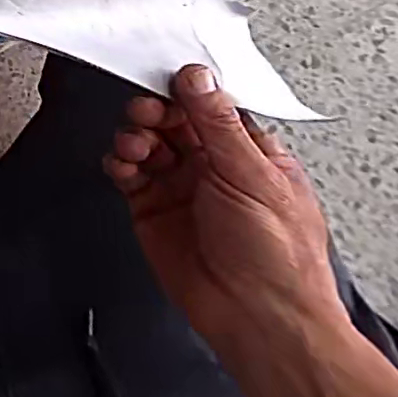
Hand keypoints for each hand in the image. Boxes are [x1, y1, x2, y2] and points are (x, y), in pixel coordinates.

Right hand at [104, 64, 344, 350]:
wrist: (257, 320)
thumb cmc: (279, 258)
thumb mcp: (252, 176)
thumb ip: (217, 122)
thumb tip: (197, 76)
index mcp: (248, 154)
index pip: (210, 105)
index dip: (186, 90)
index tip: (166, 79)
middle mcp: (212, 165)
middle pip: (171, 119)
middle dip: (153, 110)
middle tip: (146, 113)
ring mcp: (179, 185)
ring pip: (144, 139)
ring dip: (134, 135)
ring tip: (136, 146)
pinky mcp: (150, 205)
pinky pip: (125, 170)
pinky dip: (118, 162)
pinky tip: (124, 166)